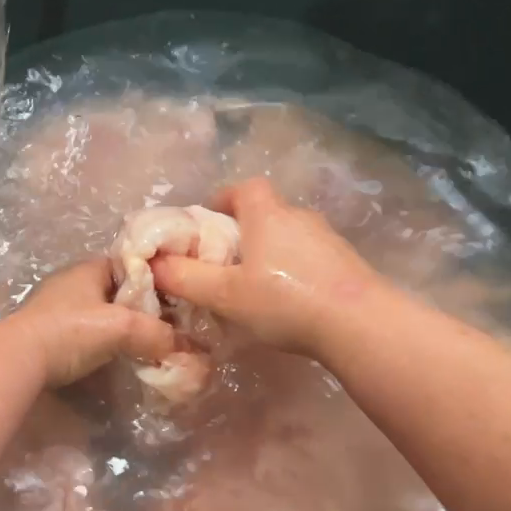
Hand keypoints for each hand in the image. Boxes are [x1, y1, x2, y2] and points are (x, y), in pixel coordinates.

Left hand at [10, 259, 176, 386]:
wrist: (17, 361)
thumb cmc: (70, 332)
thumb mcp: (122, 328)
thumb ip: (157, 333)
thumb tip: (185, 347)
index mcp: (88, 268)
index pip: (131, 264)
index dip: (155, 280)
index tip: (176, 301)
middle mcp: (70, 283)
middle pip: (115, 292)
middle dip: (138, 309)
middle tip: (163, 328)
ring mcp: (55, 309)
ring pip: (98, 314)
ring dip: (117, 328)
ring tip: (143, 345)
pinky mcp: (46, 335)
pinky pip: (82, 334)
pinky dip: (99, 343)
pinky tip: (112, 357)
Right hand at [153, 179, 381, 354]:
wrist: (358, 323)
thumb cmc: (283, 301)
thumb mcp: (224, 294)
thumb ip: (185, 278)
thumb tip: (152, 265)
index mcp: (267, 215)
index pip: (243, 188)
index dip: (221, 199)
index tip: (205, 224)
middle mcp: (299, 217)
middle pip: (264, 213)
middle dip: (239, 232)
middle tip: (219, 263)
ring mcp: (326, 239)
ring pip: (285, 236)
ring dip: (265, 253)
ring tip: (249, 287)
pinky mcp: (343, 263)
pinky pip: (306, 257)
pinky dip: (289, 270)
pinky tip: (283, 301)